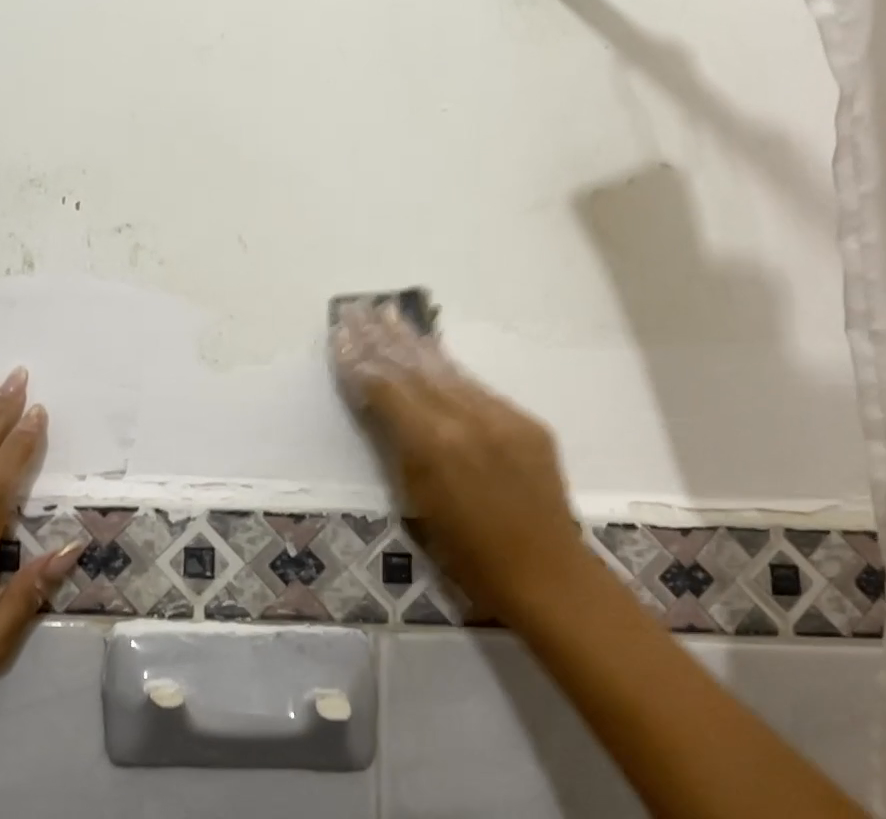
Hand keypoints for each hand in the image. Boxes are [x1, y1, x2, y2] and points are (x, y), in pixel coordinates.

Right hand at [329, 304, 581, 615]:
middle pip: (415, 368)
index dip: (360, 362)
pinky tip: (432, 353)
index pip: (387, 388)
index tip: (339, 334)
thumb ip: (396, 446)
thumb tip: (377, 406)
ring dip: (415, 342)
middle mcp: (467, 418)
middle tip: (358, 310)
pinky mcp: (527, 422)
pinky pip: (477, 387)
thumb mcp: (415, 503)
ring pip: (448, 370)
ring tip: (390, 314)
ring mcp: (502, 416)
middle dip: (383, 338)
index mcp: (433, 442)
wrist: (546, 574)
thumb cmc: (466, 554)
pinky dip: (448, 368)